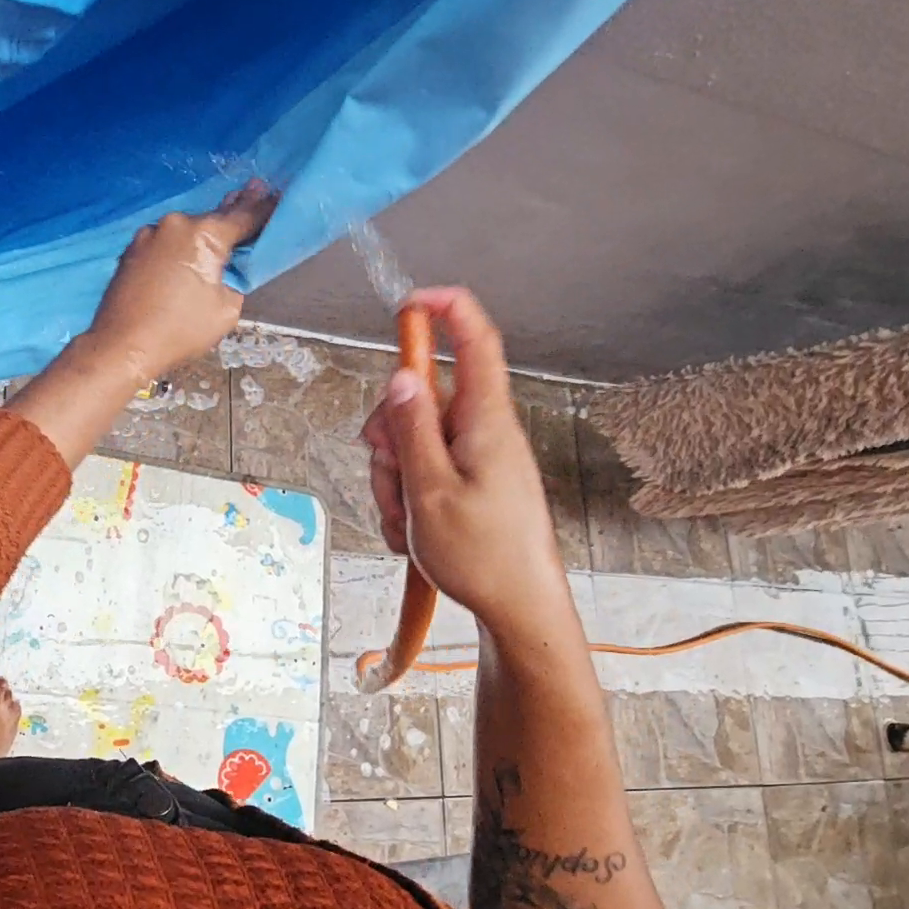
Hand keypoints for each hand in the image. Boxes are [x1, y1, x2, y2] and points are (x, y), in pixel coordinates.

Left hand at [85, 179, 277, 379]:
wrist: (122, 346)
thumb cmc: (178, 331)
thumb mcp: (226, 309)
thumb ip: (234, 280)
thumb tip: (224, 272)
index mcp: (205, 234)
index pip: (244, 216)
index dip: (264, 208)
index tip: (276, 195)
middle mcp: (175, 225)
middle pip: (212, 218)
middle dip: (234, 209)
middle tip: (255, 189)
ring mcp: (148, 236)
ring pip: (185, 230)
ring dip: (201, 232)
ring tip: (219, 228)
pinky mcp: (131, 251)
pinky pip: (164, 243)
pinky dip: (177, 246)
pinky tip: (185, 252)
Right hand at [361, 288, 569, 636]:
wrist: (519, 607)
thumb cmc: (482, 555)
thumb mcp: (431, 491)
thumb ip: (412, 430)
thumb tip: (402, 377)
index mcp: (484, 423)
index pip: (473, 343)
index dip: (446, 311)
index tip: (410, 301)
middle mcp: (482, 432)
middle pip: (421, 399)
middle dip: (389, 433)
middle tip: (389, 473)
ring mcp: (476, 457)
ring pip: (413, 440)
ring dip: (395, 475)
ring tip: (407, 515)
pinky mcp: (470, 481)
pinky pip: (423, 470)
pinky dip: (408, 494)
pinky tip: (414, 527)